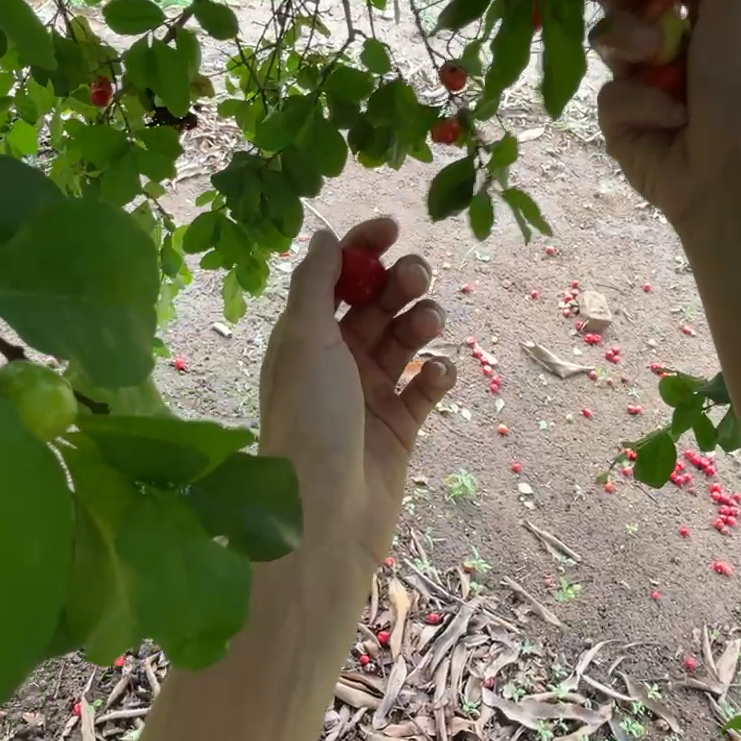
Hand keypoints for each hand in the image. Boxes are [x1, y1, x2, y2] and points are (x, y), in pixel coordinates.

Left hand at [259, 219, 451, 563]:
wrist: (327, 513)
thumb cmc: (310, 418)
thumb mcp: (304, 340)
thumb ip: (315, 284)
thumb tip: (326, 236)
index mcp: (305, 338)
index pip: (336, 279)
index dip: (361, 249)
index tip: (393, 226)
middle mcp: (336, 362)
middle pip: (375, 305)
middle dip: (398, 283)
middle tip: (417, 276)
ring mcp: (370, 395)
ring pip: (404, 342)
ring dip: (421, 323)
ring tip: (429, 323)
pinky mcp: (400, 427)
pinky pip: (425, 387)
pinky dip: (435, 374)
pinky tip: (436, 375)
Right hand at [585, 0, 740, 229]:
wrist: (725, 173)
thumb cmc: (740, 88)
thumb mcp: (736, 6)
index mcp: (704, 16)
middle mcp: (669, 47)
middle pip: (624, 5)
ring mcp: (640, 86)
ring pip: (609, 46)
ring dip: (631, 42)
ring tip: (655, 56)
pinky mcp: (620, 124)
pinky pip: (610, 96)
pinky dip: (638, 104)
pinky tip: (666, 120)